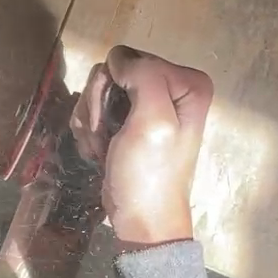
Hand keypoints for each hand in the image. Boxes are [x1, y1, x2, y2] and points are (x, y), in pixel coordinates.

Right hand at [70, 45, 213, 248]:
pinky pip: (93, 111)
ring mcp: (146, 105)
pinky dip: (90, 133)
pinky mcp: (127, 122)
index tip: (118, 123)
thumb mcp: (154, 121)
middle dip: (99, 107)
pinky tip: (101, 152)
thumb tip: (118, 57)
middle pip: (111, 74)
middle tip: (108, 138)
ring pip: (97, 93)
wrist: (141, 220)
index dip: (114, 87)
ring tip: (105, 149)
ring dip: (92, 123)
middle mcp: (169, 87)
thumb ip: (143, 76)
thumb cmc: (149, 173)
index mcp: (187, 82)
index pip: (129, 58)